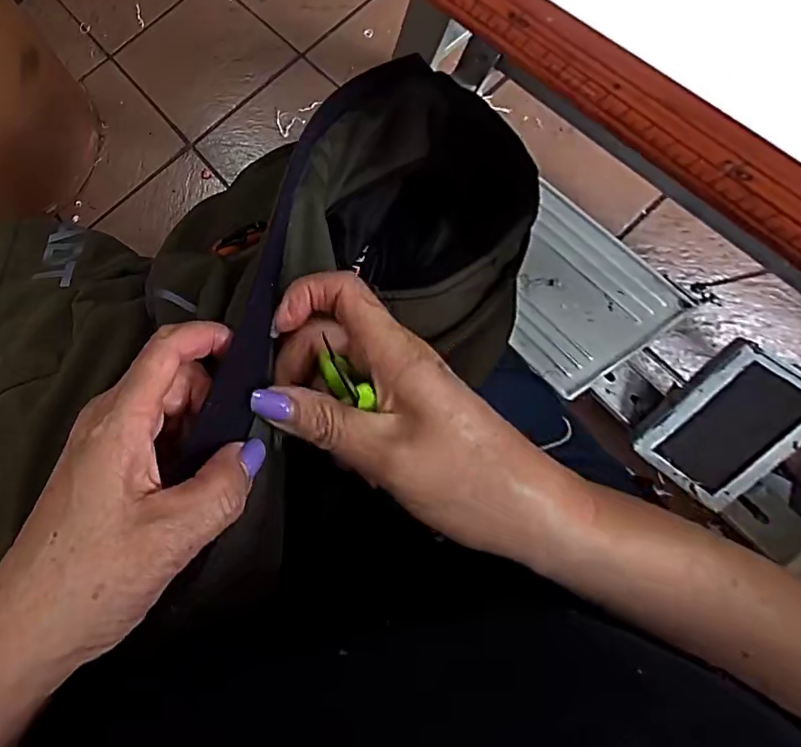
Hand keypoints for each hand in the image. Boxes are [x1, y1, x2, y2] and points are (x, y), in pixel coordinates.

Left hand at [0, 321, 264, 672]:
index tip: (243, 347)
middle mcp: (105, 420)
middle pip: (170, 377)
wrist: (21, 633)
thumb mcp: (170, 537)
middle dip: (210, 397)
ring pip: (162, 407)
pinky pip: (149, 435)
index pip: (166, 349)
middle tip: (234, 444)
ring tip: (213, 475)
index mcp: (118, 421)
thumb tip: (249, 451)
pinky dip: (178, 447)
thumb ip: (222, 487)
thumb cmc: (85, 583)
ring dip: (196, 427)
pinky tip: (188, 488)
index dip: (206, 336)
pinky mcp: (100, 467)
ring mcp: (100, 443)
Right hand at [248, 272, 582, 563]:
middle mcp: (396, 355)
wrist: (531, 511)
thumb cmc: (474, 480)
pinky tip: (349, 453)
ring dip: (318, 398)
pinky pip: (357, 394)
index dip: (301, 298)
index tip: (276, 335)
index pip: (340, 288)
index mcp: (395, 350)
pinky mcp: (406, 404)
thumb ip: (322, 422)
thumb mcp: (384, 453)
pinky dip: (340, 416)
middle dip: (298, 364)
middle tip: (290, 412)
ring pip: (339, 366)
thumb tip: (268, 398)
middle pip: (328, 330)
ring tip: (327, 442)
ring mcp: (401, 379)